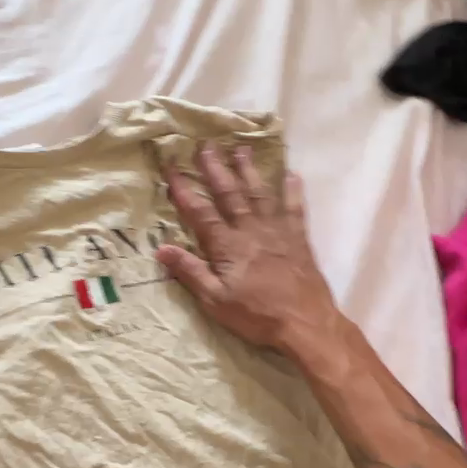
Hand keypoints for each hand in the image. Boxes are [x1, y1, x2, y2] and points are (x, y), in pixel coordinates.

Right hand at [158, 143, 351, 361]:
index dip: (184, 188)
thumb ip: (190, 272)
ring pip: (260, 193)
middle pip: (230, 193)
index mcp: (227, 245)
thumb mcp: (214, 300)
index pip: (199, 212)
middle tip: (206, 145)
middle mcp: (251, 229)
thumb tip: (162, 249)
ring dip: (249, 171)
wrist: (304, 322)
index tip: (171, 166)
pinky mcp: (298, 239)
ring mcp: (277, 231)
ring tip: (241, 150)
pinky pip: (295, 208)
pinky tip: (291, 175)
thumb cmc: (255, 315)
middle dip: (216, 168)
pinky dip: (292, 191)